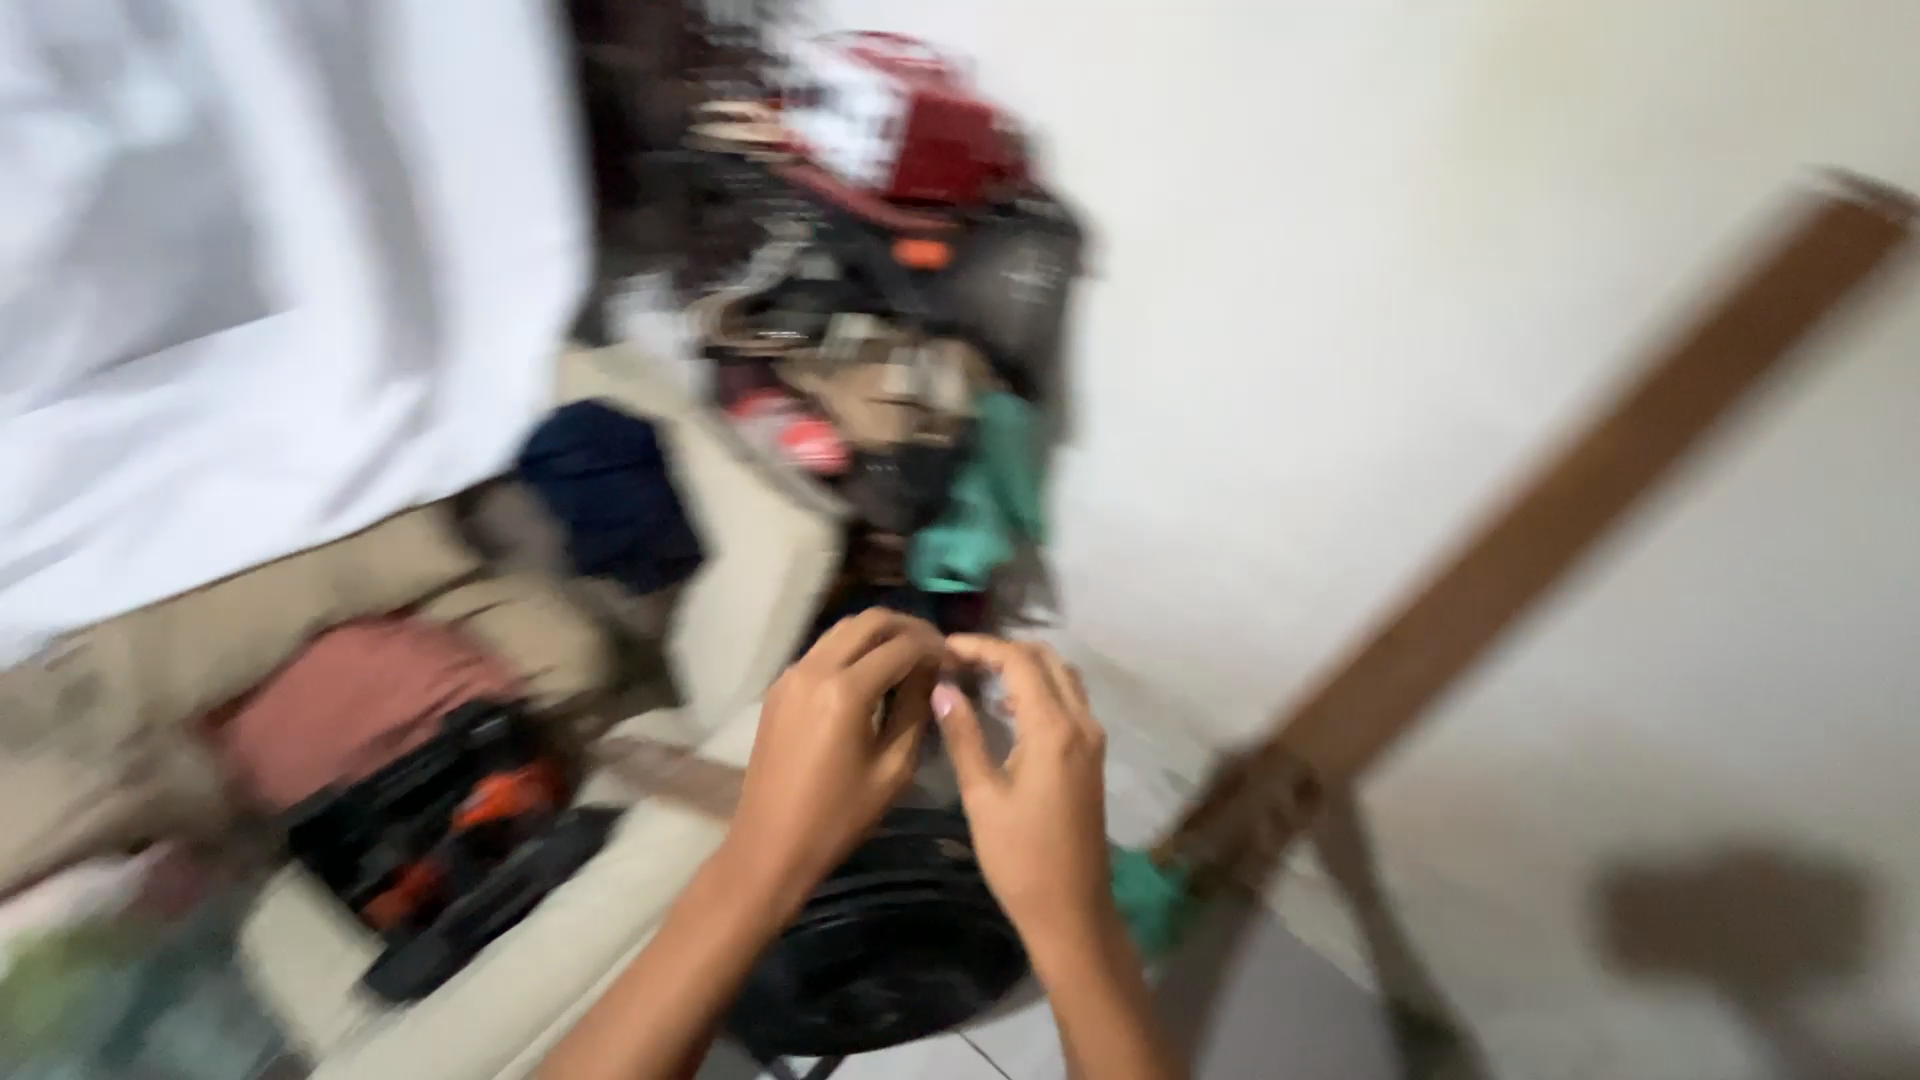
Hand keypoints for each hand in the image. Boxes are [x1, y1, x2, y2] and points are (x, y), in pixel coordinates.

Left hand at [724, 611, 942, 906]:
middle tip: (935, 649)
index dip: (935, 647)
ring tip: (908, 656)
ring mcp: (791, 674)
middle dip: (909, 627)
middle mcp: (814, 668)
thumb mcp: (894, 767)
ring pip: (843, 628)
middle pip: (870, 620)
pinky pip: (823, 649)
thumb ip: (916, 709)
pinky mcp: (780, 686)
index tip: (955, 660)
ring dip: (880, 633)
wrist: (769, 846)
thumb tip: (932, 672)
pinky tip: (872, 672)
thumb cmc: (839, 817)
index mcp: (845, 691)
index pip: (903, 646)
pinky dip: (853, 648)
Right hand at [935, 636, 1115, 944]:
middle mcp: (1081, 723)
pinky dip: (1040, 688)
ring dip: (1024, 665)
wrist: (1072, 910)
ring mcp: (1092, 738)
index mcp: (1054, 729)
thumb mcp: (982, 796)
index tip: (944, 648)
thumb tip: (943, 689)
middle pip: (1046, 659)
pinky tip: (1006, 707)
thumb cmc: (1020, 858)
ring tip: (978, 674)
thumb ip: (964, 736)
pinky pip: (1069, 700)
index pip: (1018, 661)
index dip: (980, 646)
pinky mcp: (1093, 755)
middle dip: (1003, 649)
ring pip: (1063, 677)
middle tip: (960, 658)